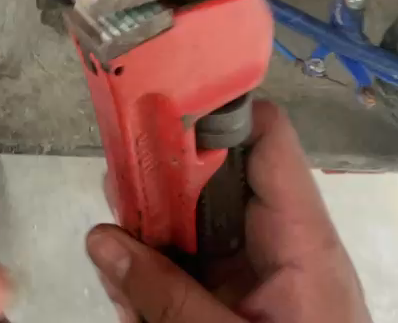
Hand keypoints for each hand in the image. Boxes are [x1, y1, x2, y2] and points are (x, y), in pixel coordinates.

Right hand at [85, 101, 370, 322]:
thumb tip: (98, 237)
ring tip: (114, 264)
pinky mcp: (232, 295)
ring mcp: (252, 268)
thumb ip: (167, 296)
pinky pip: (181, 261)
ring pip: (185, 215)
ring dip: (142, 231)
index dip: (211, 104)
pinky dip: (149, 273)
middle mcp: (275, 240)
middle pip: (209, 170)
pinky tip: (129, 301)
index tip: (148, 95)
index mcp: (299, 238)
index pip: (264, 135)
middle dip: (155, 176)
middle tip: (113, 188)